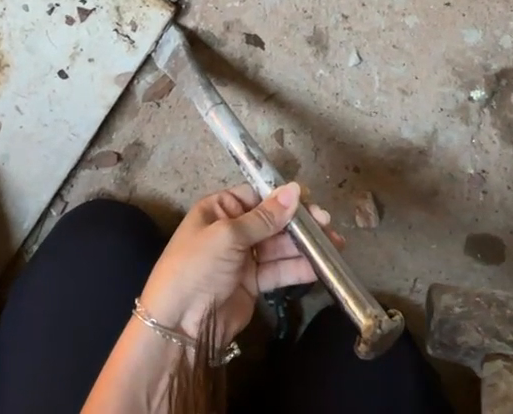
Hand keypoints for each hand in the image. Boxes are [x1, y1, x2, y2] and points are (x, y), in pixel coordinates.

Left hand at [137, 183, 340, 347]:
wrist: (178, 324)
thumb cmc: (197, 266)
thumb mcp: (228, 235)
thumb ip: (265, 217)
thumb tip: (296, 190)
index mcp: (219, 208)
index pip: (256, 195)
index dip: (283, 197)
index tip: (311, 200)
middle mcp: (232, 229)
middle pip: (271, 220)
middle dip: (299, 223)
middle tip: (328, 226)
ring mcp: (243, 258)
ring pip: (279, 246)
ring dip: (304, 246)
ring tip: (333, 246)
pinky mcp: (252, 284)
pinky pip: (278, 270)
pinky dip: (297, 268)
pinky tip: (318, 268)